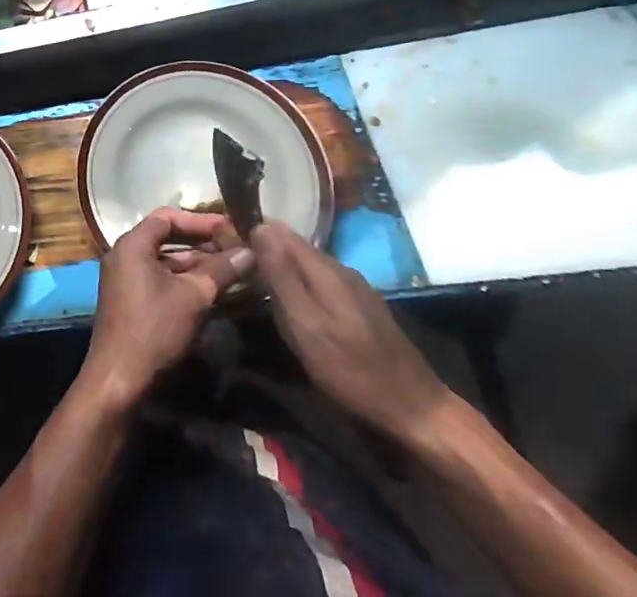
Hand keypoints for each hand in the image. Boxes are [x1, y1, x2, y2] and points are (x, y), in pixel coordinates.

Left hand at [81, 209, 257, 407]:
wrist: (120, 375)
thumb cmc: (155, 328)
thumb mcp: (194, 296)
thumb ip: (222, 269)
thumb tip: (250, 251)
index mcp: (132, 244)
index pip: (167, 217)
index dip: (200, 220)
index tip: (229, 228)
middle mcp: (124, 254)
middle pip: (165, 236)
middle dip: (201, 241)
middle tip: (235, 246)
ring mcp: (124, 276)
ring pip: (164, 258)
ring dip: (195, 261)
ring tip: (231, 266)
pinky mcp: (129, 296)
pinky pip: (159, 275)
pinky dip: (183, 277)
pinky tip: (212, 287)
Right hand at [248, 221, 452, 443]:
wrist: (413, 408)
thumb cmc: (350, 368)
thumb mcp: (304, 323)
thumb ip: (281, 275)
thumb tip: (260, 227)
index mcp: (325, 269)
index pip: (280, 232)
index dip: (252, 231)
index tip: (223, 241)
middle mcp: (341, 269)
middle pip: (294, 246)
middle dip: (263, 249)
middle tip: (232, 265)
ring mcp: (354, 288)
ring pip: (306, 265)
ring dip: (280, 267)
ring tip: (251, 281)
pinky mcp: (360, 307)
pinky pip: (319, 282)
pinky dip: (297, 284)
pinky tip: (288, 302)